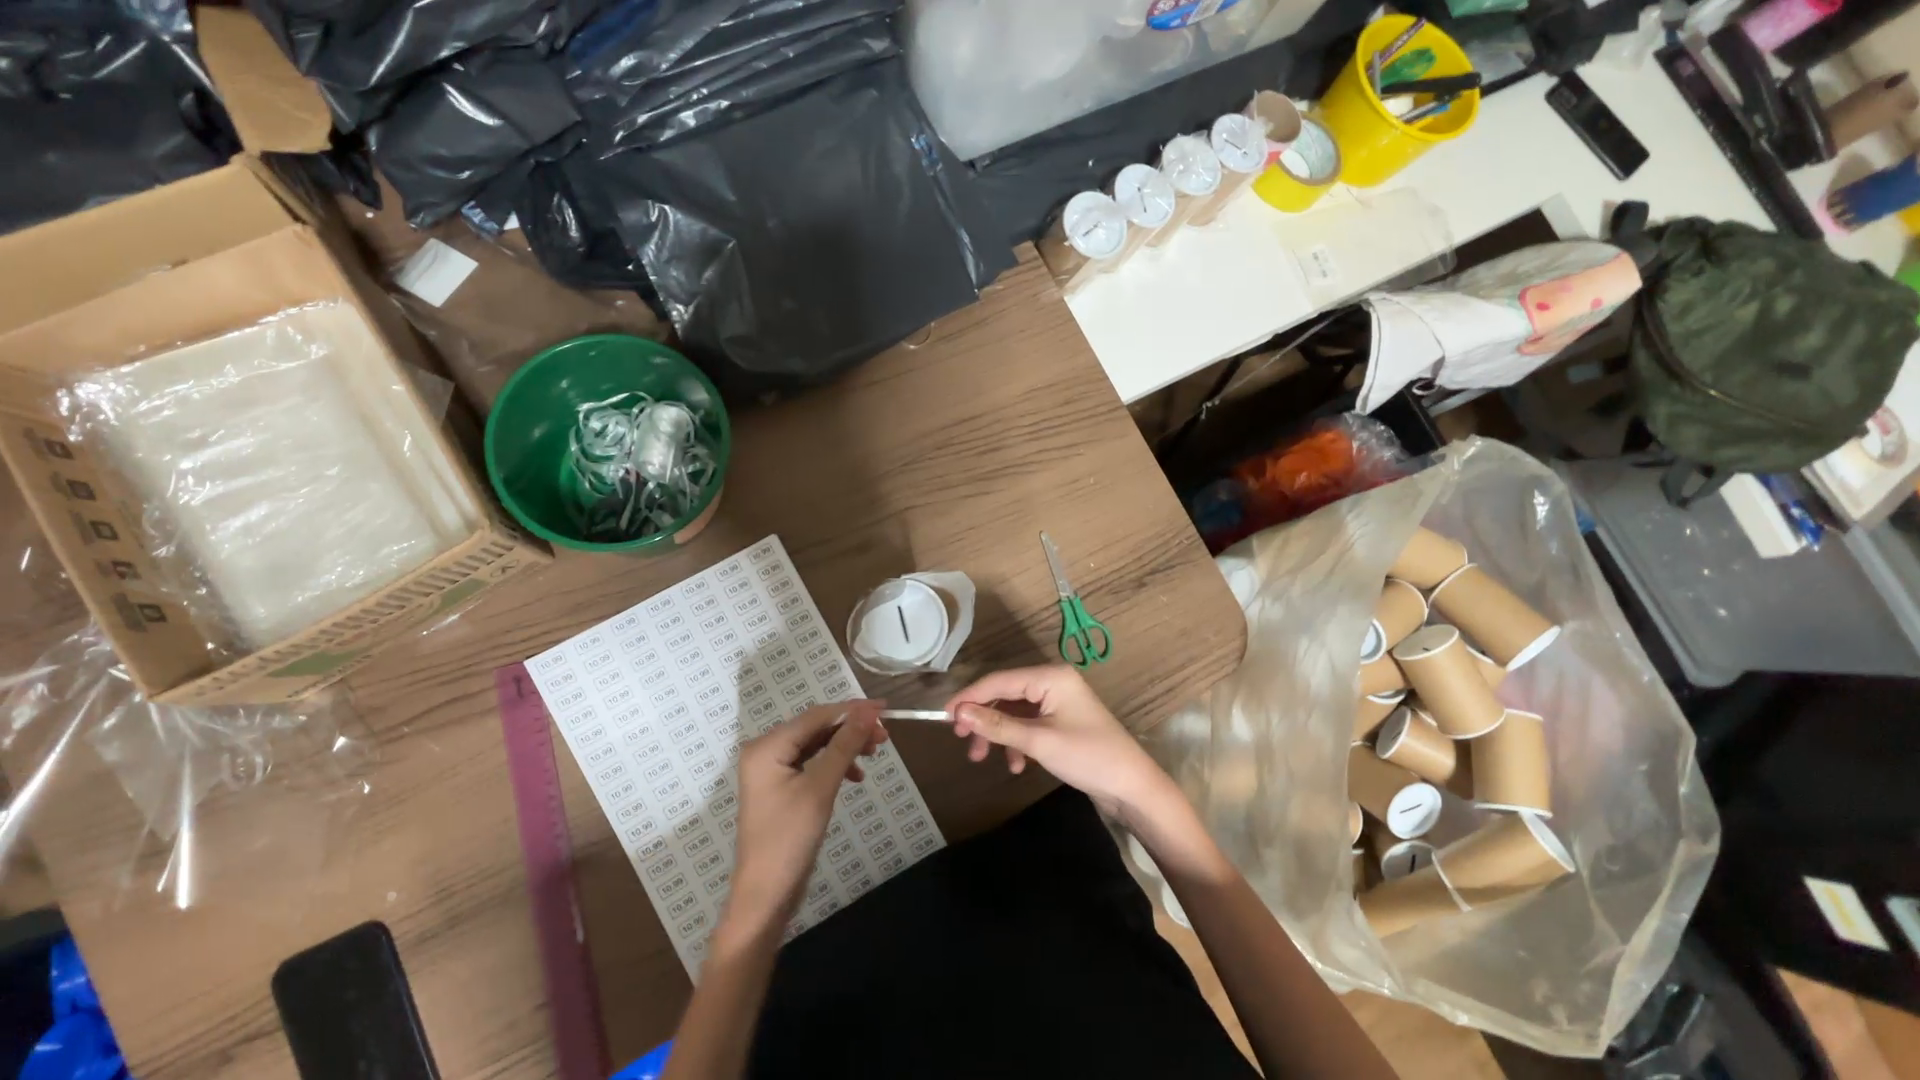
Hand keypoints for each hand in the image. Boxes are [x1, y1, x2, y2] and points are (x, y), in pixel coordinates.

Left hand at [725, 701, 887, 932]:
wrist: (766, 893)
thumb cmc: (790, 838)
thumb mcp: (821, 788)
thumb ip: (844, 746)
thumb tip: (868, 712)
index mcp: (767, 747)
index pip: (816, 716)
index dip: (852, 710)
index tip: (886, 709)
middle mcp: (765, 752)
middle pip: (815, 728)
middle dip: (850, 729)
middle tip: (885, 737)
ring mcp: (771, 771)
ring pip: (815, 745)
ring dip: (844, 747)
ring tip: (874, 754)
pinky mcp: (780, 789)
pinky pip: (811, 764)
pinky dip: (833, 765)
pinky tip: (854, 776)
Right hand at [943, 665, 1172, 821]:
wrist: (1131, 786)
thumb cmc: (1087, 757)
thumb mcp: (1038, 741)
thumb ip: (997, 725)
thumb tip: (959, 712)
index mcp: (1051, 676)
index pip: (999, 680)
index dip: (969, 697)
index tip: (944, 717)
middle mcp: (1054, 682)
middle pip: (1004, 694)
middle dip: (983, 719)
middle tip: (963, 741)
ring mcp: (1059, 702)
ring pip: (1013, 712)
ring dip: (997, 734)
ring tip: (983, 759)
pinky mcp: (1062, 721)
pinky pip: (1028, 725)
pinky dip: (1016, 743)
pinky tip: (1017, 766)